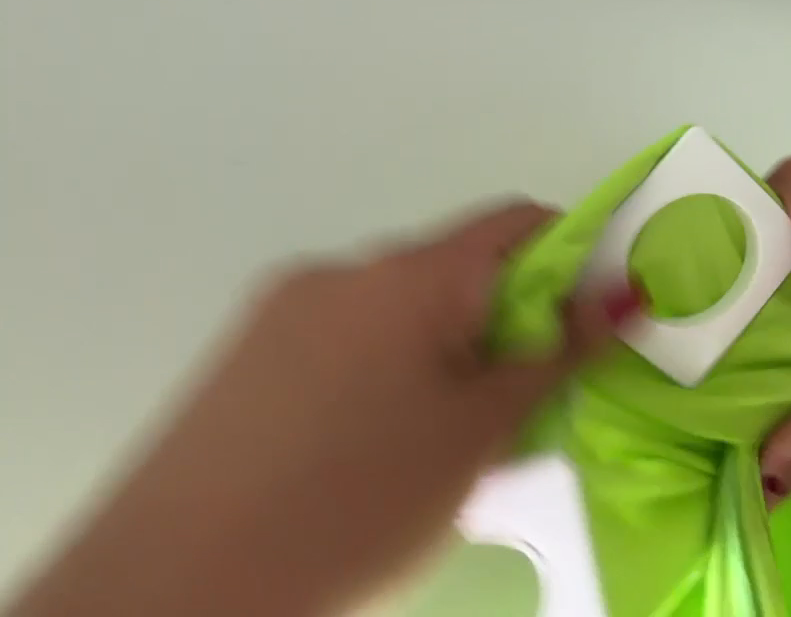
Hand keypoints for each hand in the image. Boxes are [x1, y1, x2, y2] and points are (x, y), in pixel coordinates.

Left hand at [10, 202, 641, 616]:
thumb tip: (625, 296)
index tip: (589, 317)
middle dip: (508, 318)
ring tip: (449, 434)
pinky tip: (379, 443)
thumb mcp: (481, 431)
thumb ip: (559, 353)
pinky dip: (393, 367)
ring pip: (406, 308)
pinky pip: (351, 337)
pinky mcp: (239, 361)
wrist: (157, 611)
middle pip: (462, 268)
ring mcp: (279, 313)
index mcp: (409, 275)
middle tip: (521, 397)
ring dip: (450, 348)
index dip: (573, 253)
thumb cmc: (356, 504)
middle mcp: (343, 272)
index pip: (519, 221)